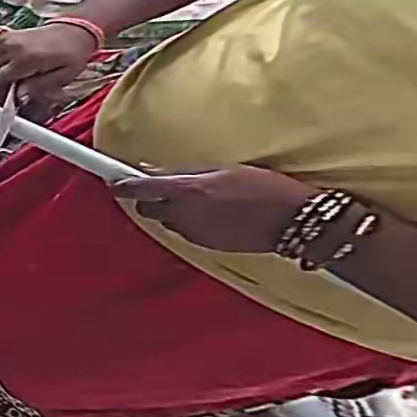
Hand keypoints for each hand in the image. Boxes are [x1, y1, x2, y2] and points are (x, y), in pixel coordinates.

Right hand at [0, 23, 98, 112]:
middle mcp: (10, 49)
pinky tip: (19, 59)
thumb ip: (39, 86)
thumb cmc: (72, 55)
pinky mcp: (5, 36)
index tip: (14, 93)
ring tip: (22, 68)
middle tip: (20, 81)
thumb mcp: (64, 76)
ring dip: (4, 70)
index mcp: (25, 60)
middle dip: (3, 81)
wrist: (74, 30)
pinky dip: (4, 60)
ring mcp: (6, 41)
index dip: (3, 91)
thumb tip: (18, 94)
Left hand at [112, 165, 316, 253]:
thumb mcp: (224, 171)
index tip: (114, 183)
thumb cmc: (267, 188)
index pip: (137, 189)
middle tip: (165, 192)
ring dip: (170, 212)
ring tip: (199, 204)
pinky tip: (212, 217)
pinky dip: (188, 224)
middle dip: (149, 201)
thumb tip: (149, 171)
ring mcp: (192, 231)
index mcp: (186, 191)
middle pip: (145, 208)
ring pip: (164, 221)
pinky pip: (184, 232)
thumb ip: (182, 173)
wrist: (302, 222)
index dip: (121, 186)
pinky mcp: (204, 244)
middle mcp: (183, 213)